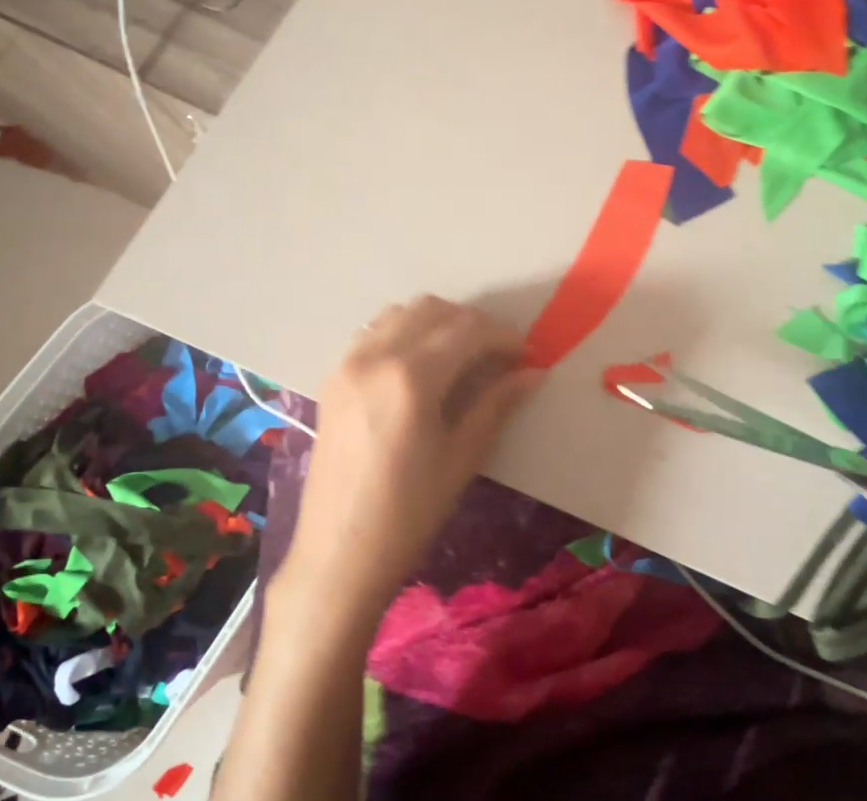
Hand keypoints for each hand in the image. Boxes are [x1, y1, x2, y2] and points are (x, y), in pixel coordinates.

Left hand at [280, 296, 542, 608]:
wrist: (339, 556)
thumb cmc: (410, 513)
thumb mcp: (463, 457)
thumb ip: (497, 403)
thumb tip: (534, 371)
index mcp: (410, 377)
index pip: (468, 330)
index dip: (505, 337)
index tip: (528, 355)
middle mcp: (374, 357)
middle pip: (433, 310)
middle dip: (473, 324)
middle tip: (499, 356)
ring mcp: (347, 365)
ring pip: (399, 313)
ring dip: (436, 323)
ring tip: (462, 357)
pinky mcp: (333, 380)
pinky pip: (373, 333)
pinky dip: (404, 333)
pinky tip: (421, 367)